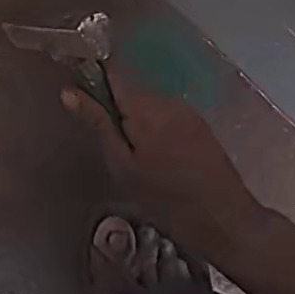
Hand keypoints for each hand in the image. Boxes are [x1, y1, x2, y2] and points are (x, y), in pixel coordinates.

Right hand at [63, 64, 261, 259]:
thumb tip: (68, 91)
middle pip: (130, 90)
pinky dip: (155, 128)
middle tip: (112, 144)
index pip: (112, 71)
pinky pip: (166, 115)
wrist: (226, 222)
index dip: (93, 75)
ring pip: (148, 104)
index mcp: (144, 107)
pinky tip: (159, 159)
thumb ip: (97, 124)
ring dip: (137, 120)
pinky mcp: (199, 125)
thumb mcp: (122, 166)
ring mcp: (186, 111)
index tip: (80, 90)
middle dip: (116, 108)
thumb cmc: (166, 199)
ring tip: (137, 158)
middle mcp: (166, 100)